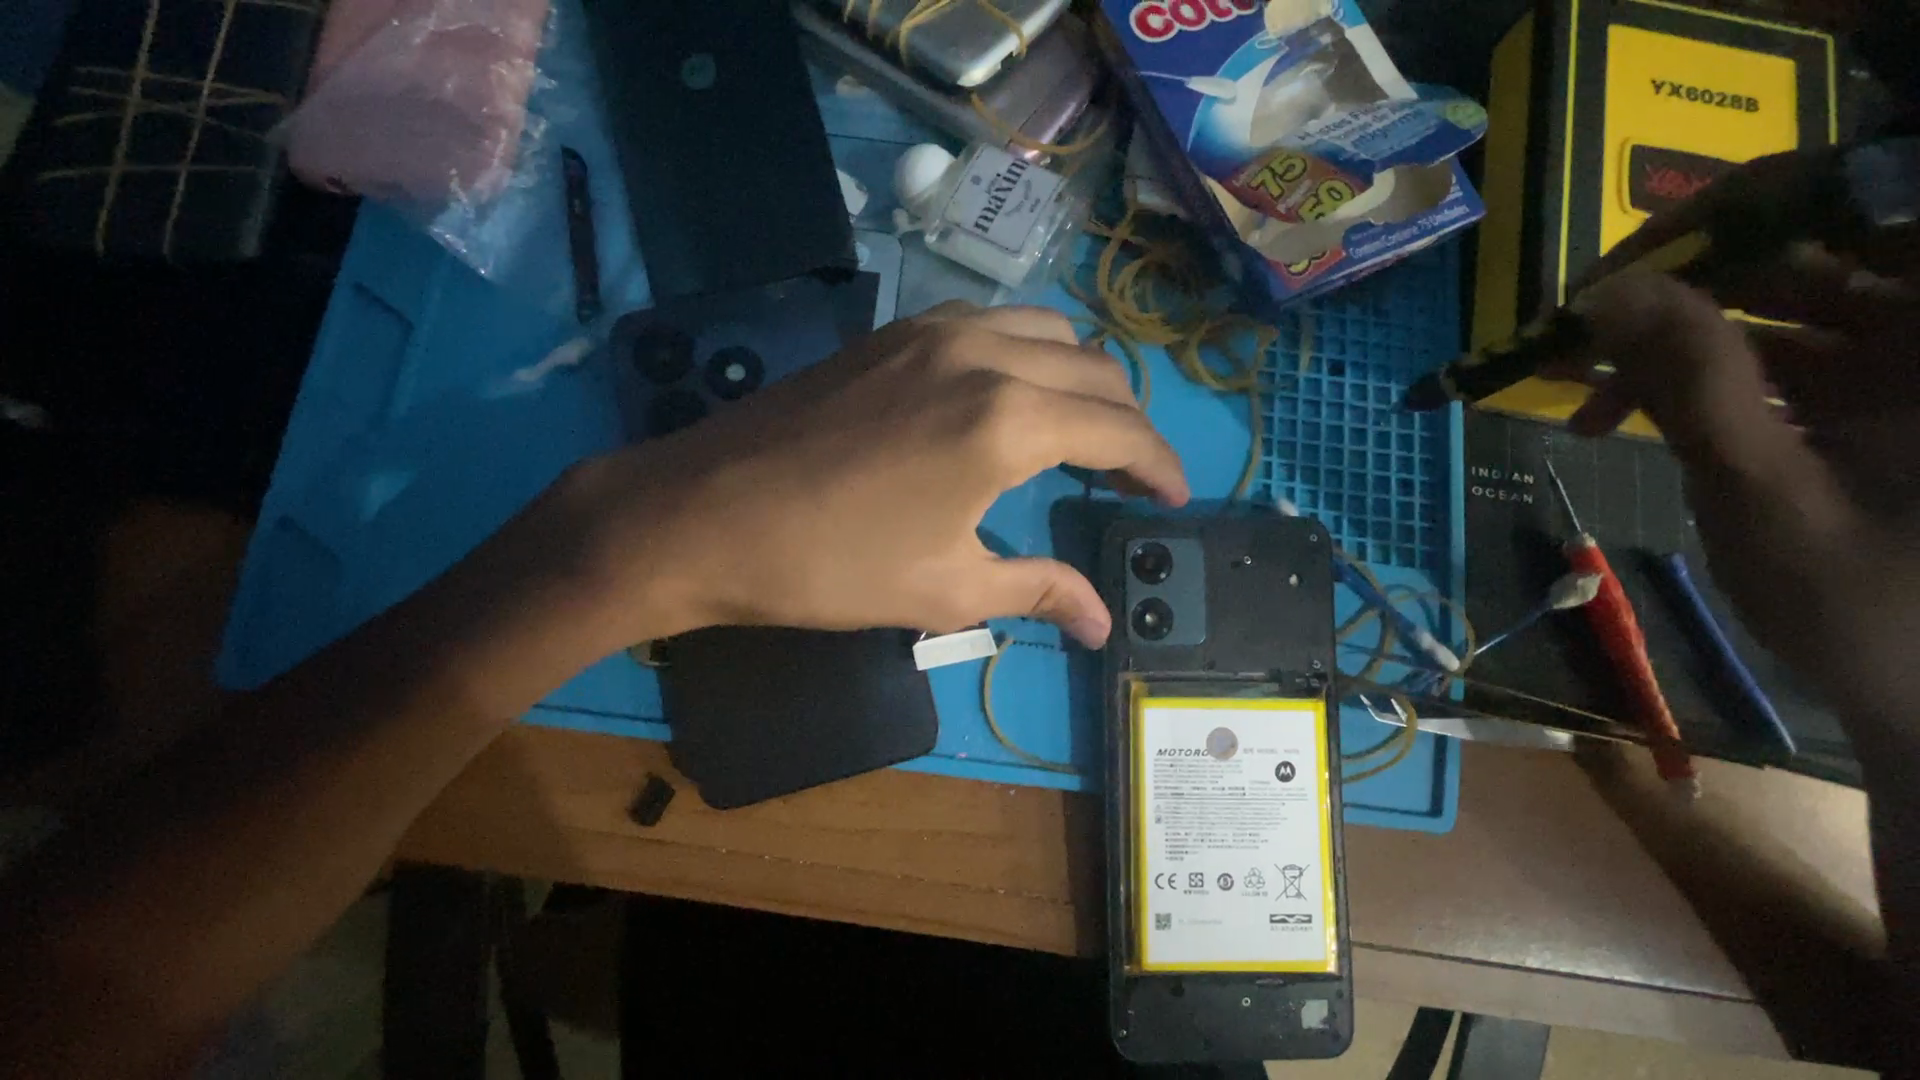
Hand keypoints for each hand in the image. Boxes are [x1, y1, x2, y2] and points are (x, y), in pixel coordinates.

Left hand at [538, 302, 1187, 651]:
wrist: (702, 516)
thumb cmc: (830, 566)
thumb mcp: (945, 590)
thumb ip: (1038, 591)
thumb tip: (1102, 624)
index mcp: (1008, 421)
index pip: (1119, 430)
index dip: (1158, 464)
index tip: (1175, 496)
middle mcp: (984, 354)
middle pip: (1095, 371)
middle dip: (1129, 422)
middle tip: (1131, 474)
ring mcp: (933, 331)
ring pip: (1046, 332)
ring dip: (1081, 378)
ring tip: (1081, 430)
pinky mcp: (893, 331)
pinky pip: (990, 323)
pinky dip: (1027, 352)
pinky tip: (1011, 394)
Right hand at [1555, 219, 1919, 745]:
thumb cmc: (1872, 610)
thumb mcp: (1762, 493)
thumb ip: (1691, 384)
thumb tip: (1606, 290)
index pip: (1856, 199)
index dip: (1735, 211)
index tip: (1625, 266)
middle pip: (1802, 246)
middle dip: (1672, 284)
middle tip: (1570, 330)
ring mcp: (1910, 354)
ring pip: (1772, 300)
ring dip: (1663, 337)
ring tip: (1572, 386)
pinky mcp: (1873, 389)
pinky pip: (1769, 350)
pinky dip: (1687, 376)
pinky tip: (1614, 415)